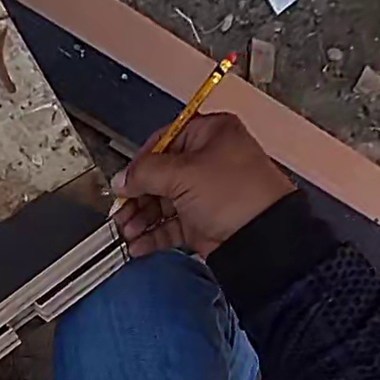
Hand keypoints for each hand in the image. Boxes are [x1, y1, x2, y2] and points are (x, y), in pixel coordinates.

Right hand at [111, 113, 296, 258]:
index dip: (140, 163)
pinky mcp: (201, 223)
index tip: (123, 181)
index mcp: (209, 135)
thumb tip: (122, 178)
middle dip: (136, 197)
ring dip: (140, 219)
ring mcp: (204, 195)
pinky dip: (152, 235)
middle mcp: (206, 163)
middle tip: (119, 211)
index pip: (163, 142)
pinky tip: (138, 244)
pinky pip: (169, 227)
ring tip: (125, 232)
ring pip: (162, 204)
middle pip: (159, 177)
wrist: (260, 238)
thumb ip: (146, 173)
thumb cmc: (237, 195)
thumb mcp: (184, 173)